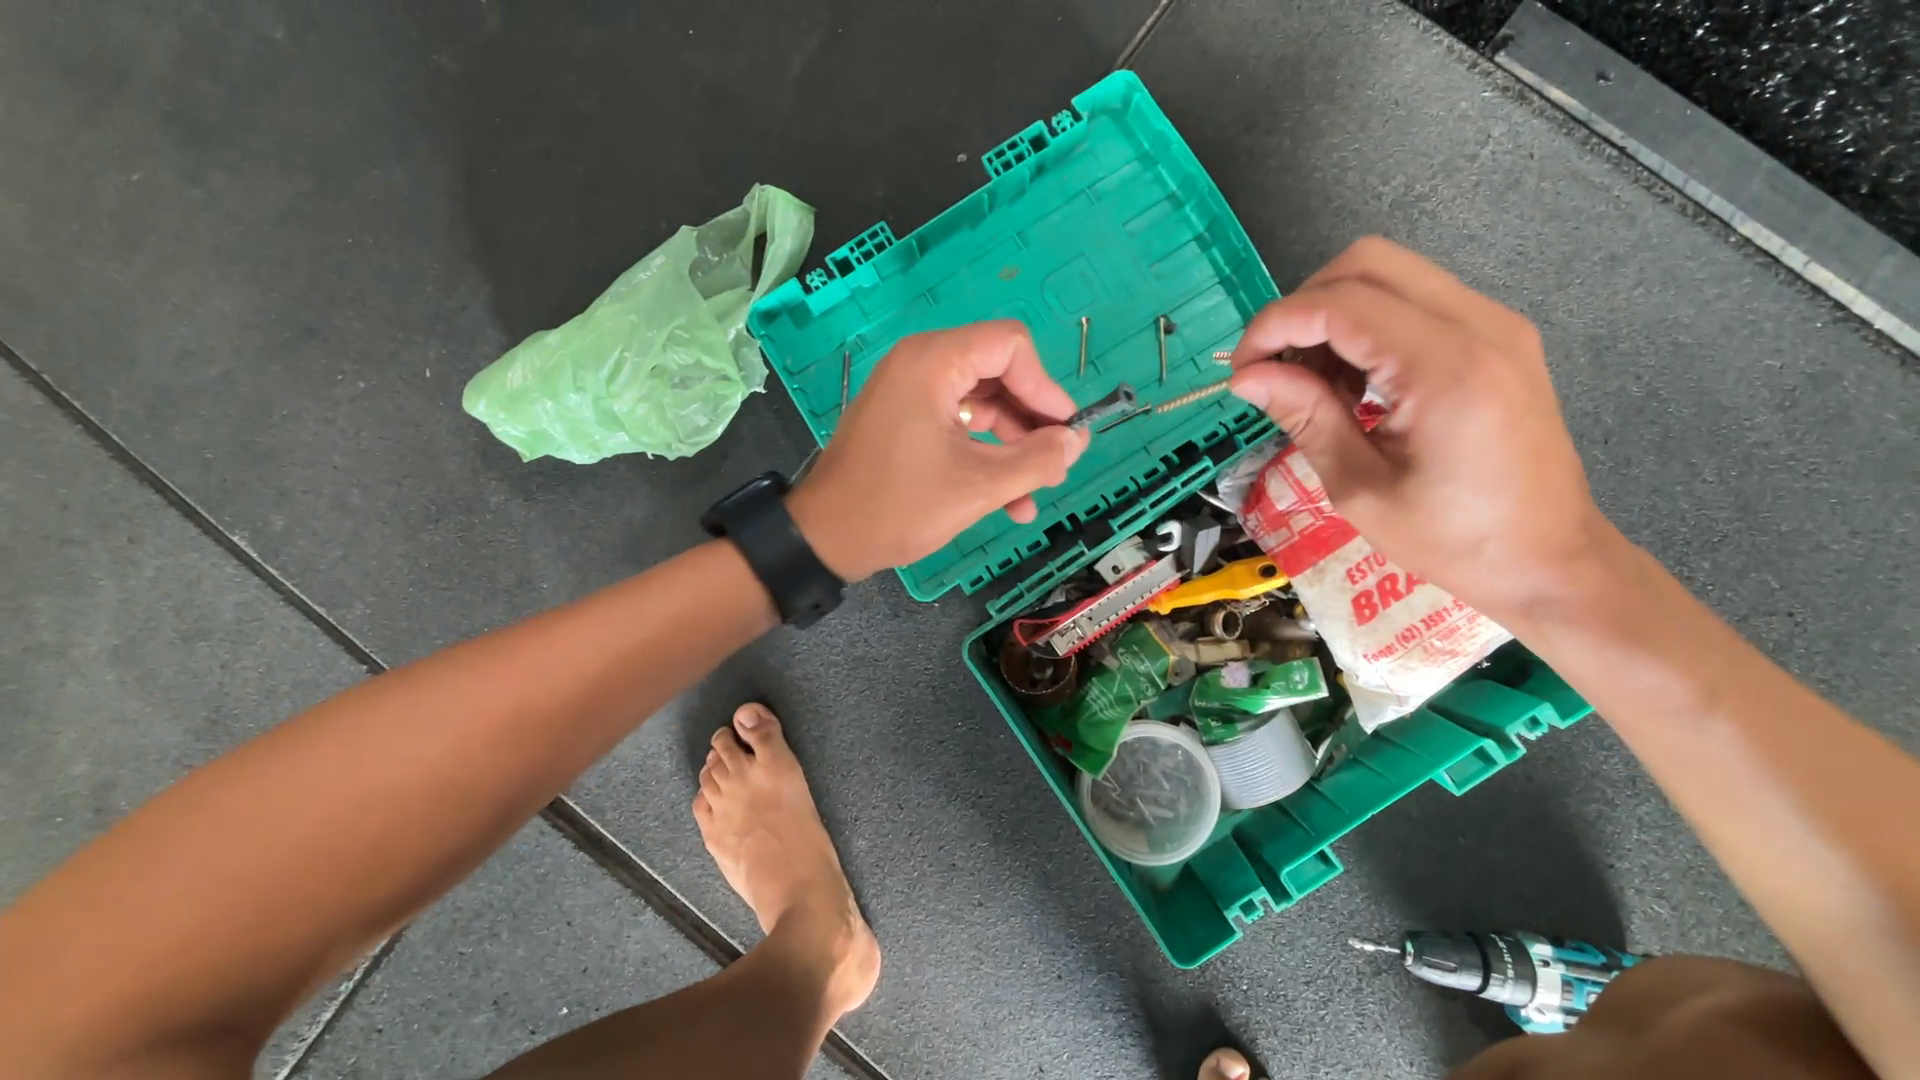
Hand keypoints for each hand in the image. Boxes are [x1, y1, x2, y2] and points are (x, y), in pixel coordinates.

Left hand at [787, 321, 1087, 580]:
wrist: (823, 538)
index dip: (1045, 387)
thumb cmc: (899, 507)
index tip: (1064, 431)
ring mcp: (910, 392)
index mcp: (933, 362)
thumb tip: (1076, 441)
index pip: (1011, 346)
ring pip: (982, 403)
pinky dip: (985, 454)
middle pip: (999, 373)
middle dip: (1031, 421)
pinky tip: (1009, 501)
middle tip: (1057, 464)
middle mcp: (921, 364)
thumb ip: (1036, 459)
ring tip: (1036, 493)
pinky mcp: (905, 419)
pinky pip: (958, 423)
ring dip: (1013, 447)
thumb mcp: (979, 486)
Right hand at [1227, 237, 1621, 622]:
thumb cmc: (1453, 541)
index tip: (1243, 371)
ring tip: (1315, 382)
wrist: (1550, 559)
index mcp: (1446, 370)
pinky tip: (1355, 381)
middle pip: (1367, 262)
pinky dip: (1368, 323)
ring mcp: (1496, 324)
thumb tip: (1247, 376)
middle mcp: (1479, 326)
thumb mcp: (1360, 489)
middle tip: (1276, 368)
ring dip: (1334, 313)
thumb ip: (1305, 417)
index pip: (1340, 303)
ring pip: (1391, 273)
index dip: (1276, 325)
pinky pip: (1416, 299)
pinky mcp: (1499, 335)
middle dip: (1303, 306)